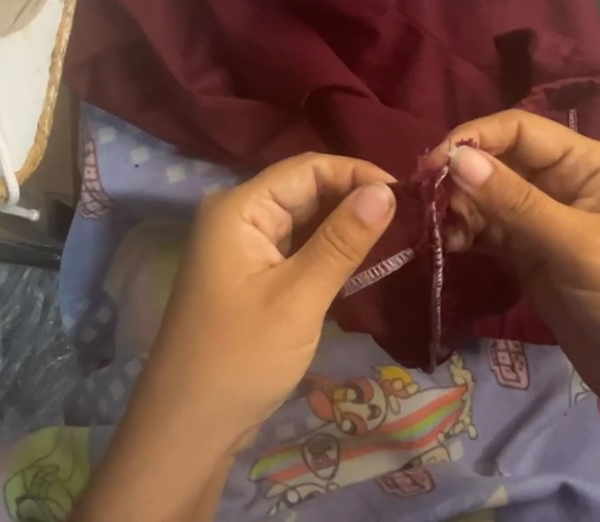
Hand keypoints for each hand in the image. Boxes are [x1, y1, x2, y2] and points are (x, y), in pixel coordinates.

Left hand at [130, 152, 397, 450]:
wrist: (187, 430)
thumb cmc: (240, 359)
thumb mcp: (298, 299)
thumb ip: (342, 241)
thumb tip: (387, 191)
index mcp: (239, 208)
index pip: (307, 168)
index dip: (358, 174)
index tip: (410, 196)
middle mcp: (238, 216)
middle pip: (306, 190)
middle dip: (355, 199)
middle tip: (413, 219)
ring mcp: (244, 247)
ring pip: (304, 220)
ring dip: (346, 227)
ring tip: (400, 237)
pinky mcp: (252, 275)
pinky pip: (297, 247)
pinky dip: (329, 252)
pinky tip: (366, 261)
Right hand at [426, 110, 599, 418]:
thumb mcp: (580, 246)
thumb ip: (515, 202)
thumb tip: (454, 157)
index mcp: (588, 164)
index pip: (519, 129)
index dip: (473, 139)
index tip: (431, 165)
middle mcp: (565, 184)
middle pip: (499, 162)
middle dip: (461, 177)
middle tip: (426, 205)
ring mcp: (548, 223)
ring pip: (489, 198)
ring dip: (459, 209)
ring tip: (440, 234)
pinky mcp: (535, 259)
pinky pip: (491, 233)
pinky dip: (467, 235)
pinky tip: (450, 248)